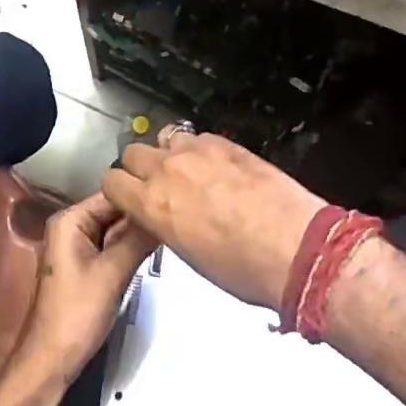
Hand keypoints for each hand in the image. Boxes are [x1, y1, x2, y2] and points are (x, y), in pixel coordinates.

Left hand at [20, 192, 158, 378]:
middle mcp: (73, 226)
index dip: (142, 192)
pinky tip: (157, 242)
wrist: (51, 362)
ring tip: (174, 222)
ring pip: (117, 228)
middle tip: (180, 209)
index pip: (113, 194)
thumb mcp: (113, 272)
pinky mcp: (88, 265)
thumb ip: (139, 238)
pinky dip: (132, 244)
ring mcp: (79, 246)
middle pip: (115, 209)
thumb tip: (165, 211)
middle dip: (143, 211)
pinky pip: (114, 245)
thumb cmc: (77, 313)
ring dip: (140, 229)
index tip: (174, 192)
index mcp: (71, 220)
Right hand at [102, 130, 325, 310]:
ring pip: (166, 138)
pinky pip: (198, 138)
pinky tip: (217, 168)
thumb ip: (165, 224)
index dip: (119, 191)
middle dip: (140, 168)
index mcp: (152, 204)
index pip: (112, 181)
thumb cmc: (242, 267)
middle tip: (157, 185)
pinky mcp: (226, 143)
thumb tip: (165, 215)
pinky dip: (200, 150)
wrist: (294, 245)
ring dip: (170, 154)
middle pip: (134, 152)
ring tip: (188, 173)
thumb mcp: (188, 255)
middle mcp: (168, 169)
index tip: (128, 198)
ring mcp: (198, 150)